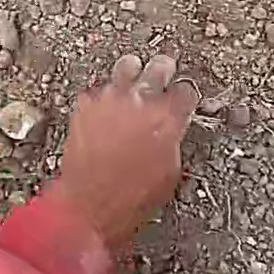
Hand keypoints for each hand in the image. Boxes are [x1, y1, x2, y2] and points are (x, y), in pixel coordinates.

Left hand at [49, 54, 197, 250]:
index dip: (185, 94)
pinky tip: (106, 107)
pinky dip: (104, 96)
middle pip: (160, 67)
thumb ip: (173, 138)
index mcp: (169, 117)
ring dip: (133, 72)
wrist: (88, 206)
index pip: (186, 89)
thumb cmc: (131, 198)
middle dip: (164, 70)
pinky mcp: (86, 105)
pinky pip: (98, 90)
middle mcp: (142, 101)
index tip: (182, 98)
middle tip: (163, 73)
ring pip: (126, 66)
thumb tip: (172, 128)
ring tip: (133, 78)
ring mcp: (112, 99)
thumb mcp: (170, 171)